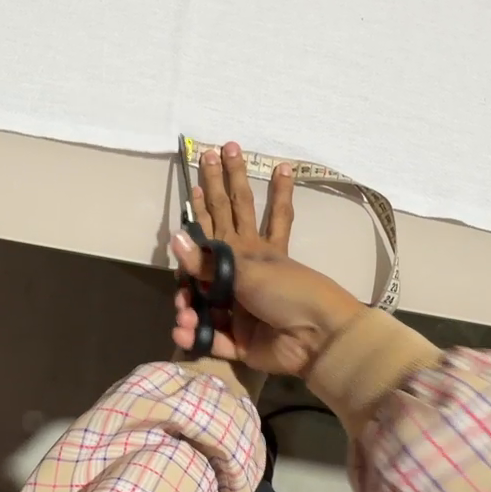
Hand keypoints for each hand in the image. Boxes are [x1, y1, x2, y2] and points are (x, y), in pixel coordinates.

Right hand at [171, 142, 365, 376]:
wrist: (315, 339)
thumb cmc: (289, 293)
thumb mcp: (249, 270)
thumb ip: (208, 259)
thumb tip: (175, 237)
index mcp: (253, 248)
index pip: (238, 207)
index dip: (229, 181)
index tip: (218, 153)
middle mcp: (242, 268)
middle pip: (223, 223)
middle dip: (214, 189)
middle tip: (207, 153)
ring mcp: (236, 301)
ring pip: (199, 293)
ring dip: (186, 300)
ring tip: (184, 313)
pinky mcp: (234, 335)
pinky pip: (205, 334)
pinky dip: (192, 333)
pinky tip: (183, 332)